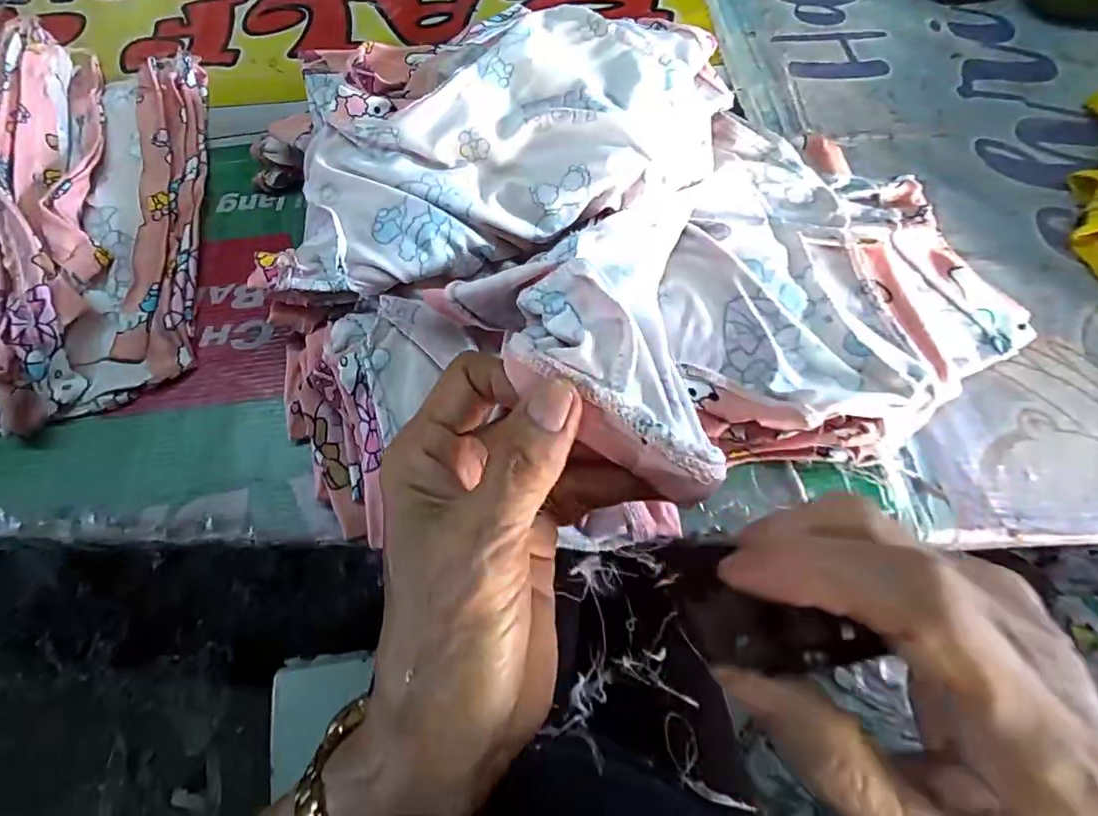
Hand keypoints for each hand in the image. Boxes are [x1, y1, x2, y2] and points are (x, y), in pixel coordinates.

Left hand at [315, 353, 653, 815]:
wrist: (462, 722)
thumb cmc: (451, 623)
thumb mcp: (484, 539)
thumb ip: (523, 465)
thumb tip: (561, 389)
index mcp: (430, 452)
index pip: (472, 382)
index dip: (519, 375)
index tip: (580, 382)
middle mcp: (466, 463)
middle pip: (525, 414)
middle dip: (579, 412)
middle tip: (644, 409)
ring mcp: (504, 496)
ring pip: (558, 452)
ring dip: (608, 449)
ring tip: (668, 445)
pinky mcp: (537, 528)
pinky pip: (578, 491)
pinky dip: (615, 486)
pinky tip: (661, 482)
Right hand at [715, 497, 1097, 815]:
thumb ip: (826, 753)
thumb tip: (733, 667)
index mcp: (1036, 729)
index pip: (925, 604)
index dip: (820, 571)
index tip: (736, 574)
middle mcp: (1037, 650)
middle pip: (905, 550)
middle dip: (799, 539)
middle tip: (731, 563)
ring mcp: (1020, 613)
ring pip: (898, 532)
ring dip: (812, 533)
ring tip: (758, 565)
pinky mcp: (996, 597)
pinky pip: (901, 545)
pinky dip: (837, 543)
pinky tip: (807, 573)